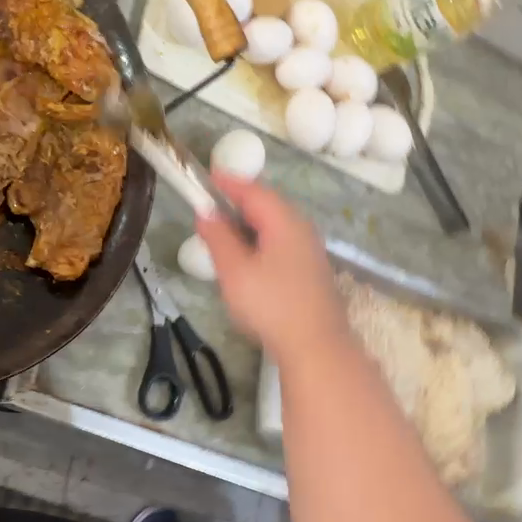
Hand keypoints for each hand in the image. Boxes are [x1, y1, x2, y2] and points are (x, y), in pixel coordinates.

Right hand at [196, 173, 349, 358]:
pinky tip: (247, 253)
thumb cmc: (270, 305)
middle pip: (268, 204)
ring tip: (223, 226)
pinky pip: (281, 240)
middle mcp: (301, 229)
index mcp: (283, 222)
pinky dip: (260, 237)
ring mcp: (310, 250)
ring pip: (276, 224)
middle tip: (211, 200)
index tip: (207, 175)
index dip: (229, 182)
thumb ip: (218, 237)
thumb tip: (206, 213)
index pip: (254, 191)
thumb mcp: (234, 270)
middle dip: (239, 199)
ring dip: (249, 220)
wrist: (316, 346)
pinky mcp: (311, 270)